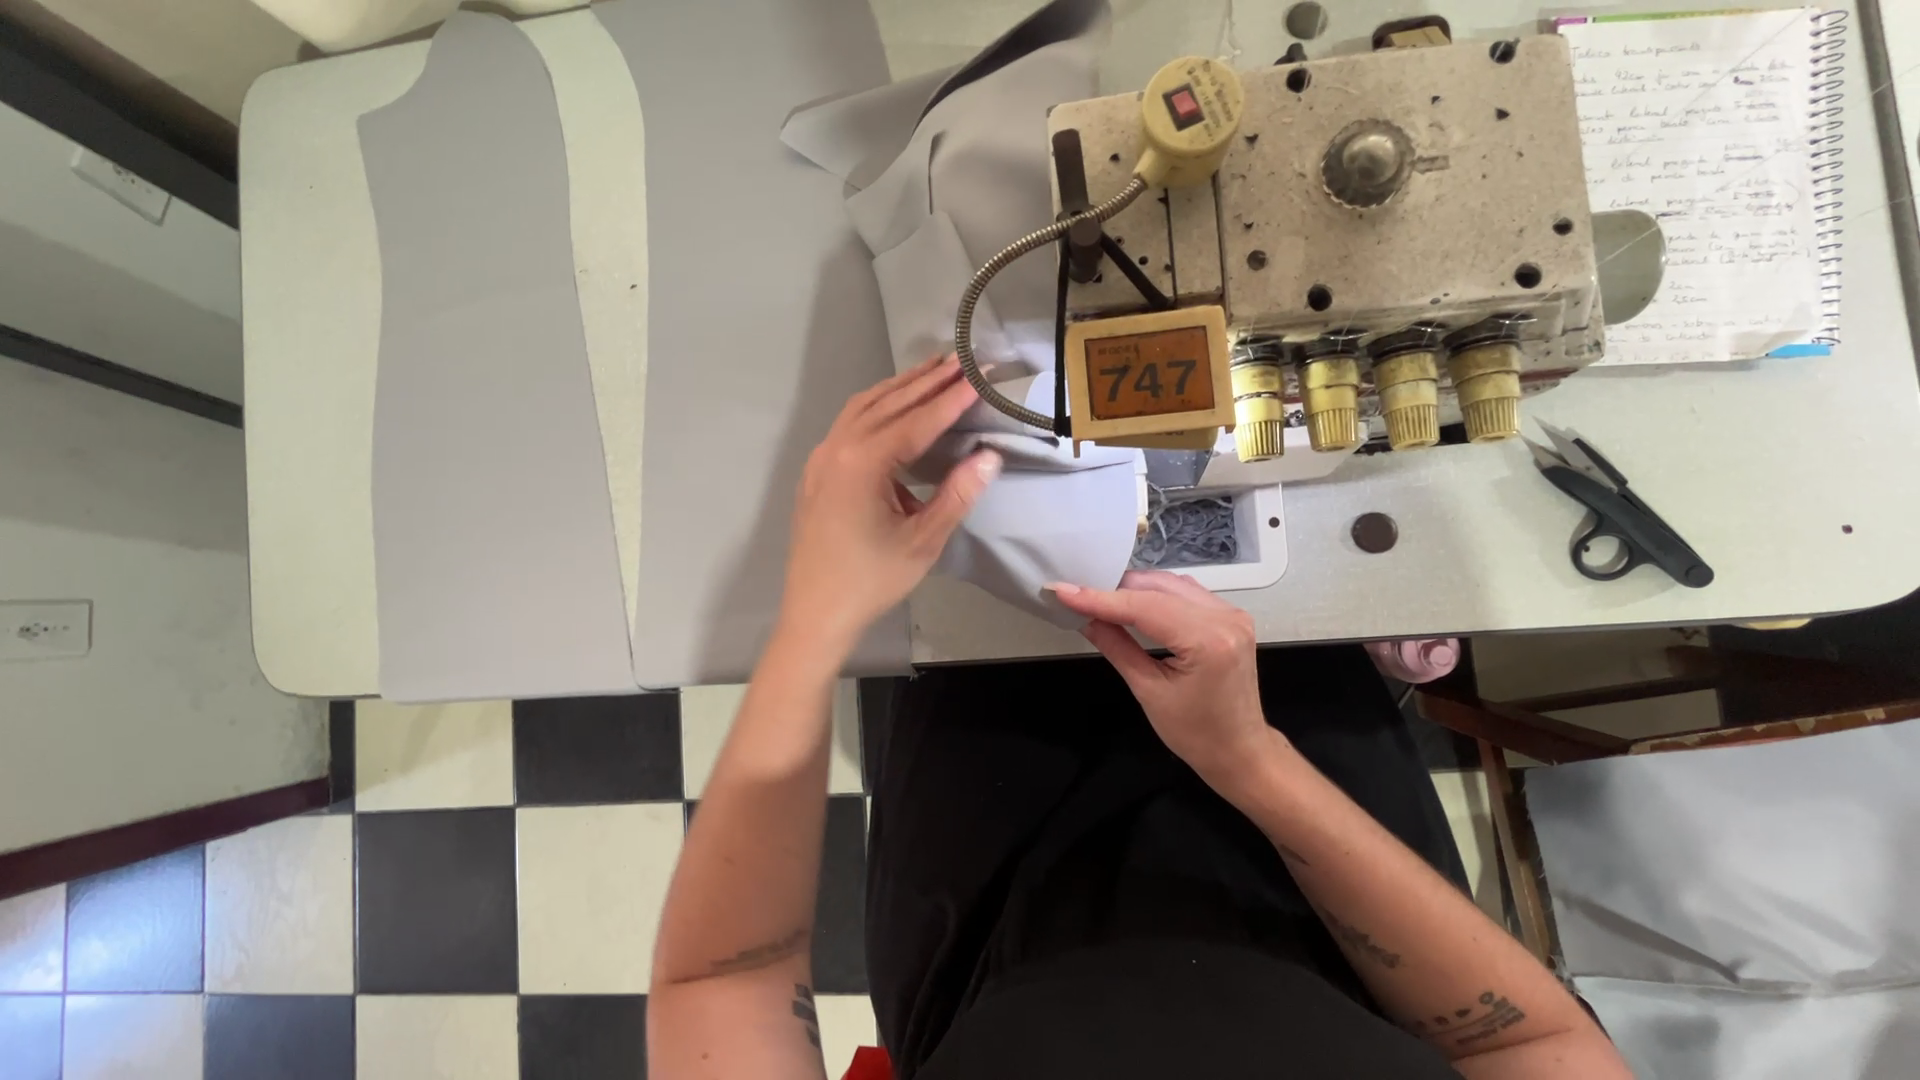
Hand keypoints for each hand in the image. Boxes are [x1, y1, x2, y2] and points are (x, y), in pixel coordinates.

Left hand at [780, 355, 1001, 649]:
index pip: (917, 420)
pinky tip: (895, 408)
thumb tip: (990, 456)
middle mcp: (838, 448)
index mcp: (863, 463)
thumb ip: (957, 494)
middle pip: (889, 402)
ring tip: (933, 370)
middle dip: (927, 380)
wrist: (816, 613)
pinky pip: (848, 423)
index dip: (952, 397)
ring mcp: (822, 458)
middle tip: (962, 358)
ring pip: (864, 407)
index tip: (980, 373)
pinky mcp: (817, 471)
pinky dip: (877, 406)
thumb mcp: (923, 540)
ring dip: (900, 388)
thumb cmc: (871, 580)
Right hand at [1051, 571, 1281, 786]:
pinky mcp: (1230, 616)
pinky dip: (1155, 594)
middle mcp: (1225, 618)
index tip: (1063, 591)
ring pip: (1171, 585)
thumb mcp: (1147, 690)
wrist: (1240, 750)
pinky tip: (1131, 602)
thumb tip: (1083, 618)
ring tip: (1099, 597)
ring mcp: (1232, 614)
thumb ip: (1115, 646)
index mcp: (1208, 641)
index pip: (1144, 607)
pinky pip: (1186, 593)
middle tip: (1076, 594)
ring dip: (1134, 588)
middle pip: (1158, 588)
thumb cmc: (1195, 733)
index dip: (1100, 598)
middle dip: (1115, 589)